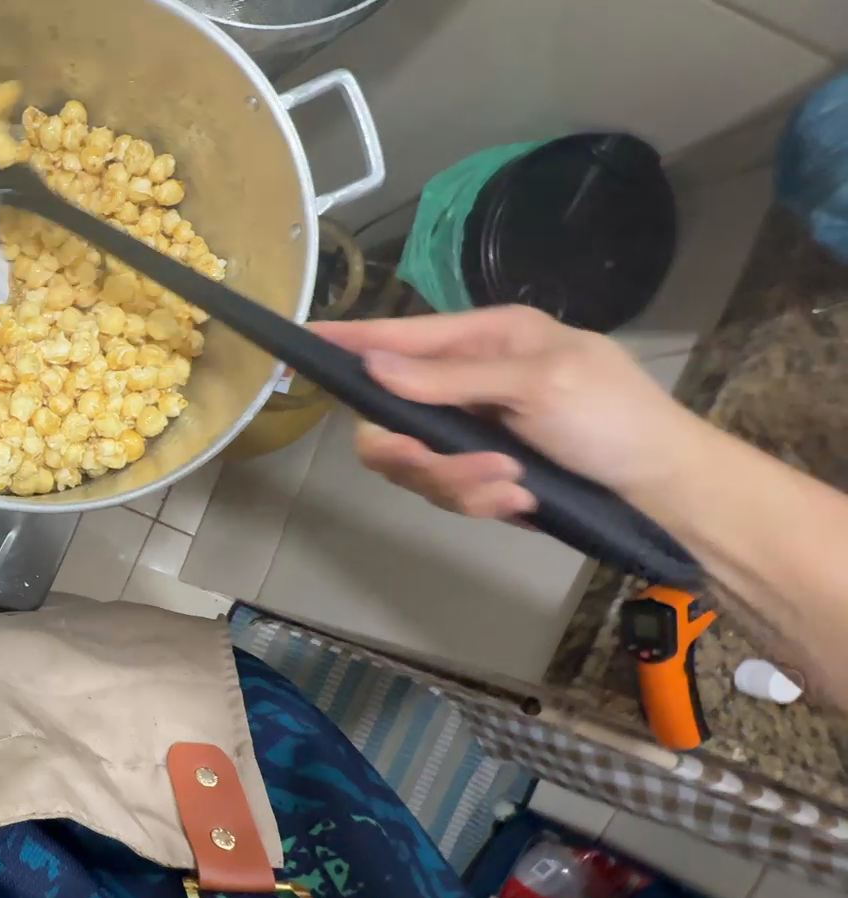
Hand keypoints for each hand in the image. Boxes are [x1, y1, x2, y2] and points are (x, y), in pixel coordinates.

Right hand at [310, 306, 704, 519]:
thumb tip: (371, 364)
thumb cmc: (614, 418)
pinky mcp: (466, 470)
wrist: (659, 490)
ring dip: (456, 482)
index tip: (296, 344)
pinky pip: (437, 490)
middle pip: (383, 418)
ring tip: (512, 488)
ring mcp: (460, 430)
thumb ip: (451, 377)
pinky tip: (518, 501)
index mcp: (482, 341)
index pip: (396, 337)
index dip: (346, 340)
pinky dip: (476, 499)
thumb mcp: (540, 384)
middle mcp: (459, 384)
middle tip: (439, 467)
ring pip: (406, 462)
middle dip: (412, 453)